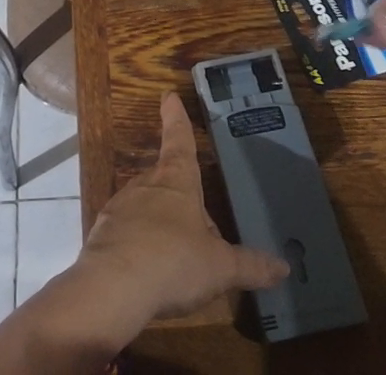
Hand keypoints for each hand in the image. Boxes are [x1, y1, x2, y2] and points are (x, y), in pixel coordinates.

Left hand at [72, 92, 288, 322]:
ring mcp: (120, 208)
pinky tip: (150, 271)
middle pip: (166, 181)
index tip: (168, 96)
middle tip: (199, 227)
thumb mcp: (220, 268)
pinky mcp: (102, 234)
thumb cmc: (173, 262)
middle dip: (181, 198)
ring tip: (177, 256)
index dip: (177, 120)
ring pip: (145, 207)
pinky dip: (139, 244)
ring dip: (160, 223)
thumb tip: (283, 267)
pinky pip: (127, 232)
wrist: (112, 287)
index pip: (180, 142)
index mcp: (176, 182)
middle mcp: (145, 186)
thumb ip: (250, 266)